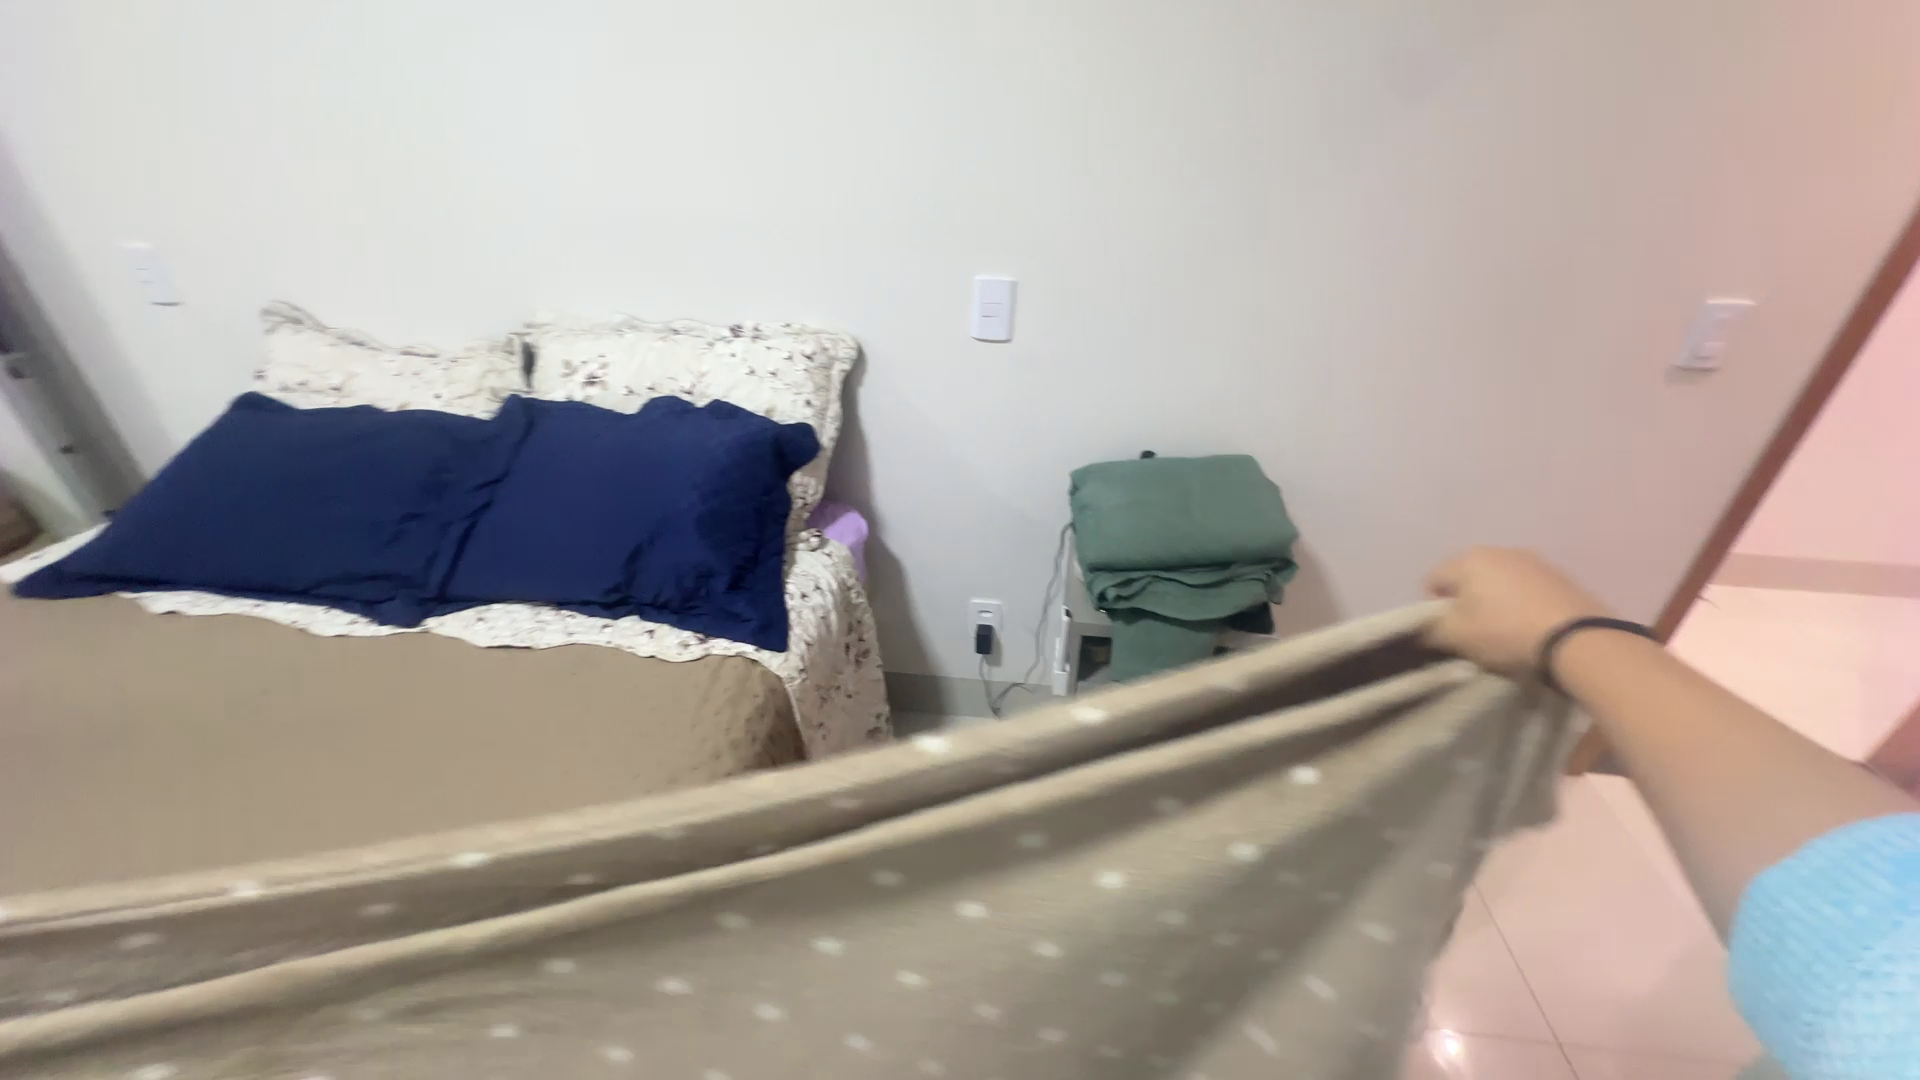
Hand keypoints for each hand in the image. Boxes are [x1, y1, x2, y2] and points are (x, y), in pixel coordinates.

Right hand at [1423, 547, 1610, 676]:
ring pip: (1498, 581)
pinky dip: (1522, 602)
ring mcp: (1535, 561)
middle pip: (1466, 577)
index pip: (1432, 581)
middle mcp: (1499, 551)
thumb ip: (1430, 629)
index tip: (1447, 629)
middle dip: (1466, 600)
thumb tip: (1425, 628)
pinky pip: (1527, 588)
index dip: (1433, 607)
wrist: (1580, 641)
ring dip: (1495, 600)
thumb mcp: (1455, 637)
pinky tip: (1531, 624)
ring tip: (1506, 627)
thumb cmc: (1505, 632)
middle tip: (1474, 628)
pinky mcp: (1562, 576)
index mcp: (1467, 560)